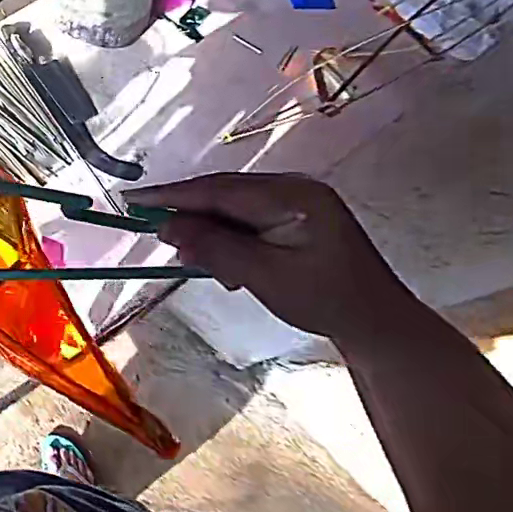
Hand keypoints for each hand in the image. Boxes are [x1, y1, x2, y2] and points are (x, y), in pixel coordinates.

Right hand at [124, 173, 415, 342]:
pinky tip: (226, 264)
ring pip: (233, 206)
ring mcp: (295, 200)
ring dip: (210, 231)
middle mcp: (292, 187)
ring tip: (197, 261)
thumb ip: (215, 248)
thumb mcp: (265, 276)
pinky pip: (248, 218)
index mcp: (292, 195)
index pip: (219, 190)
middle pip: (224, 193)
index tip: (133, 198)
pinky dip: (229, 238)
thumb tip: (166, 227)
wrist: (378, 324)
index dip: (173, 194)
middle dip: (190, 215)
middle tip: (159, 236)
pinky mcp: (294, 215)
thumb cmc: (327, 301)